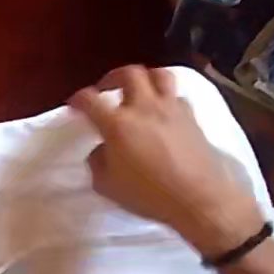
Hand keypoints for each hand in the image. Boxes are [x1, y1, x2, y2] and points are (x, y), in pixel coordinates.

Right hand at [68, 66, 265, 258]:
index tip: (74, 105)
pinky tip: (162, 112)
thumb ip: (97, 161)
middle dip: (112, 77)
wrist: (199, 199)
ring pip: (159, 75)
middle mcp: (144, 108)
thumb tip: (101, 149)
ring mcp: (171, 110)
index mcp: (117, 124)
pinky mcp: (192, 118)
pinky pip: (177, 96)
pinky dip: (166, 98)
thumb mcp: (107, 185)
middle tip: (105, 89)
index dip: (78, 99)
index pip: (90, 100)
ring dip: (144, 78)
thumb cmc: (148, 194)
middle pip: (129, 74)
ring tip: (138, 90)